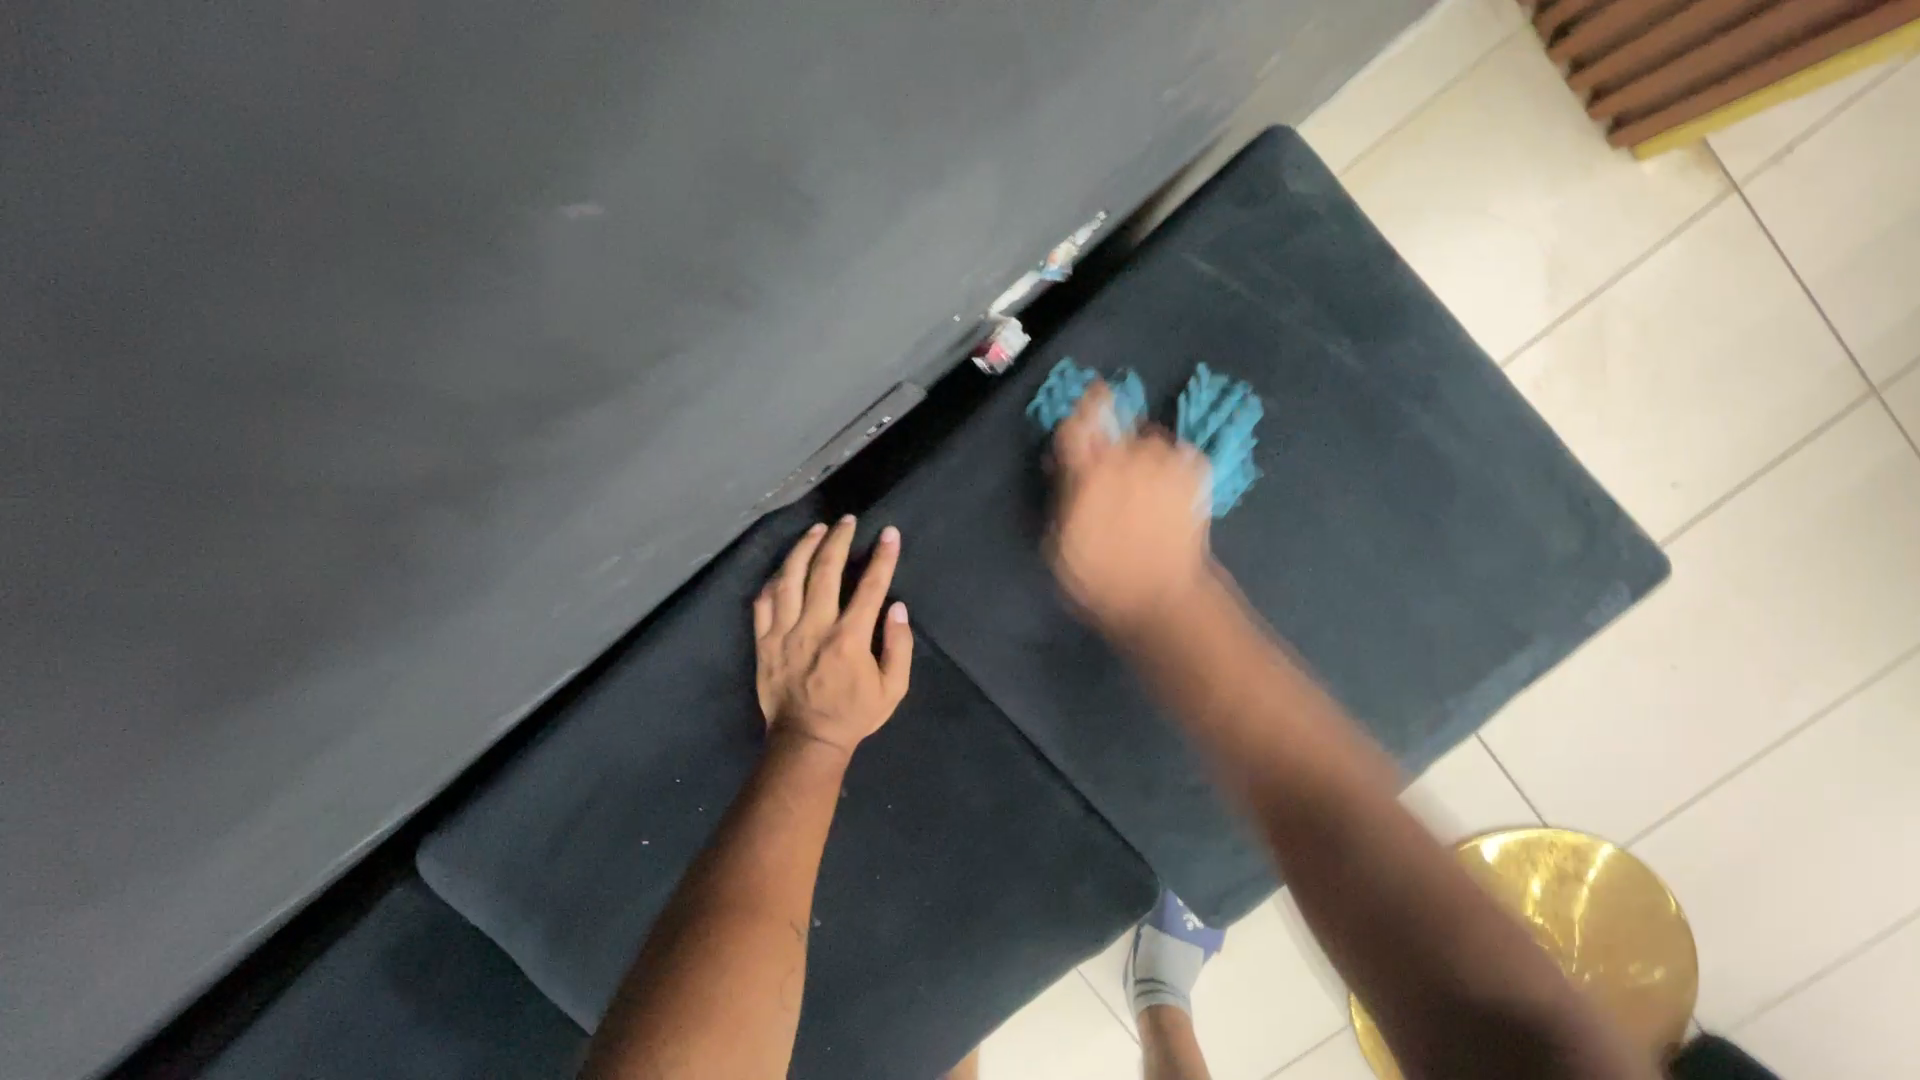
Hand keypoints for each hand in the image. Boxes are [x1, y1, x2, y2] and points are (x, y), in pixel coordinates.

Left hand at [753, 515, 913, 756]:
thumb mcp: (892, 689)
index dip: (882, 557)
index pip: (869, 587)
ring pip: (790, 579)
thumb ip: (899, 647)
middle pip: (825, 571)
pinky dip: (774, 579)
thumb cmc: (852, 715)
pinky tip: (785, 567)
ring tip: (816, 529)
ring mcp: (784, 633)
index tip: (889, 534)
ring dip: (804, 549)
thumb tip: (897, 608)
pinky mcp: (764, 642)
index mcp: (849, 639)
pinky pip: (763, 602)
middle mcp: (815, 628)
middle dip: (839, 540)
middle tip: (848, 520)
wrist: (805, 741)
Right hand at [1049, 383, 1213, 638]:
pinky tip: (1169, 489)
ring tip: (1144, 482)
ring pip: (1150, 438)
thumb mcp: (1059, 542)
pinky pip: (1180, 453)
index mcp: (1088, 471)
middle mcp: (1128, 456)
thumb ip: (1062, 494)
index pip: (1079, 420)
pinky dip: (1174, 464)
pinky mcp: (1196, 472)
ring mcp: (1166, 462)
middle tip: (1111, 468)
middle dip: (1112, 437)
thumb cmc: (1099, 578)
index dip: (1080, 410)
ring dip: (1144, 452)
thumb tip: (1062, 463)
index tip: (1084, 409)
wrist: (1162, 599)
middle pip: (1117, 424)